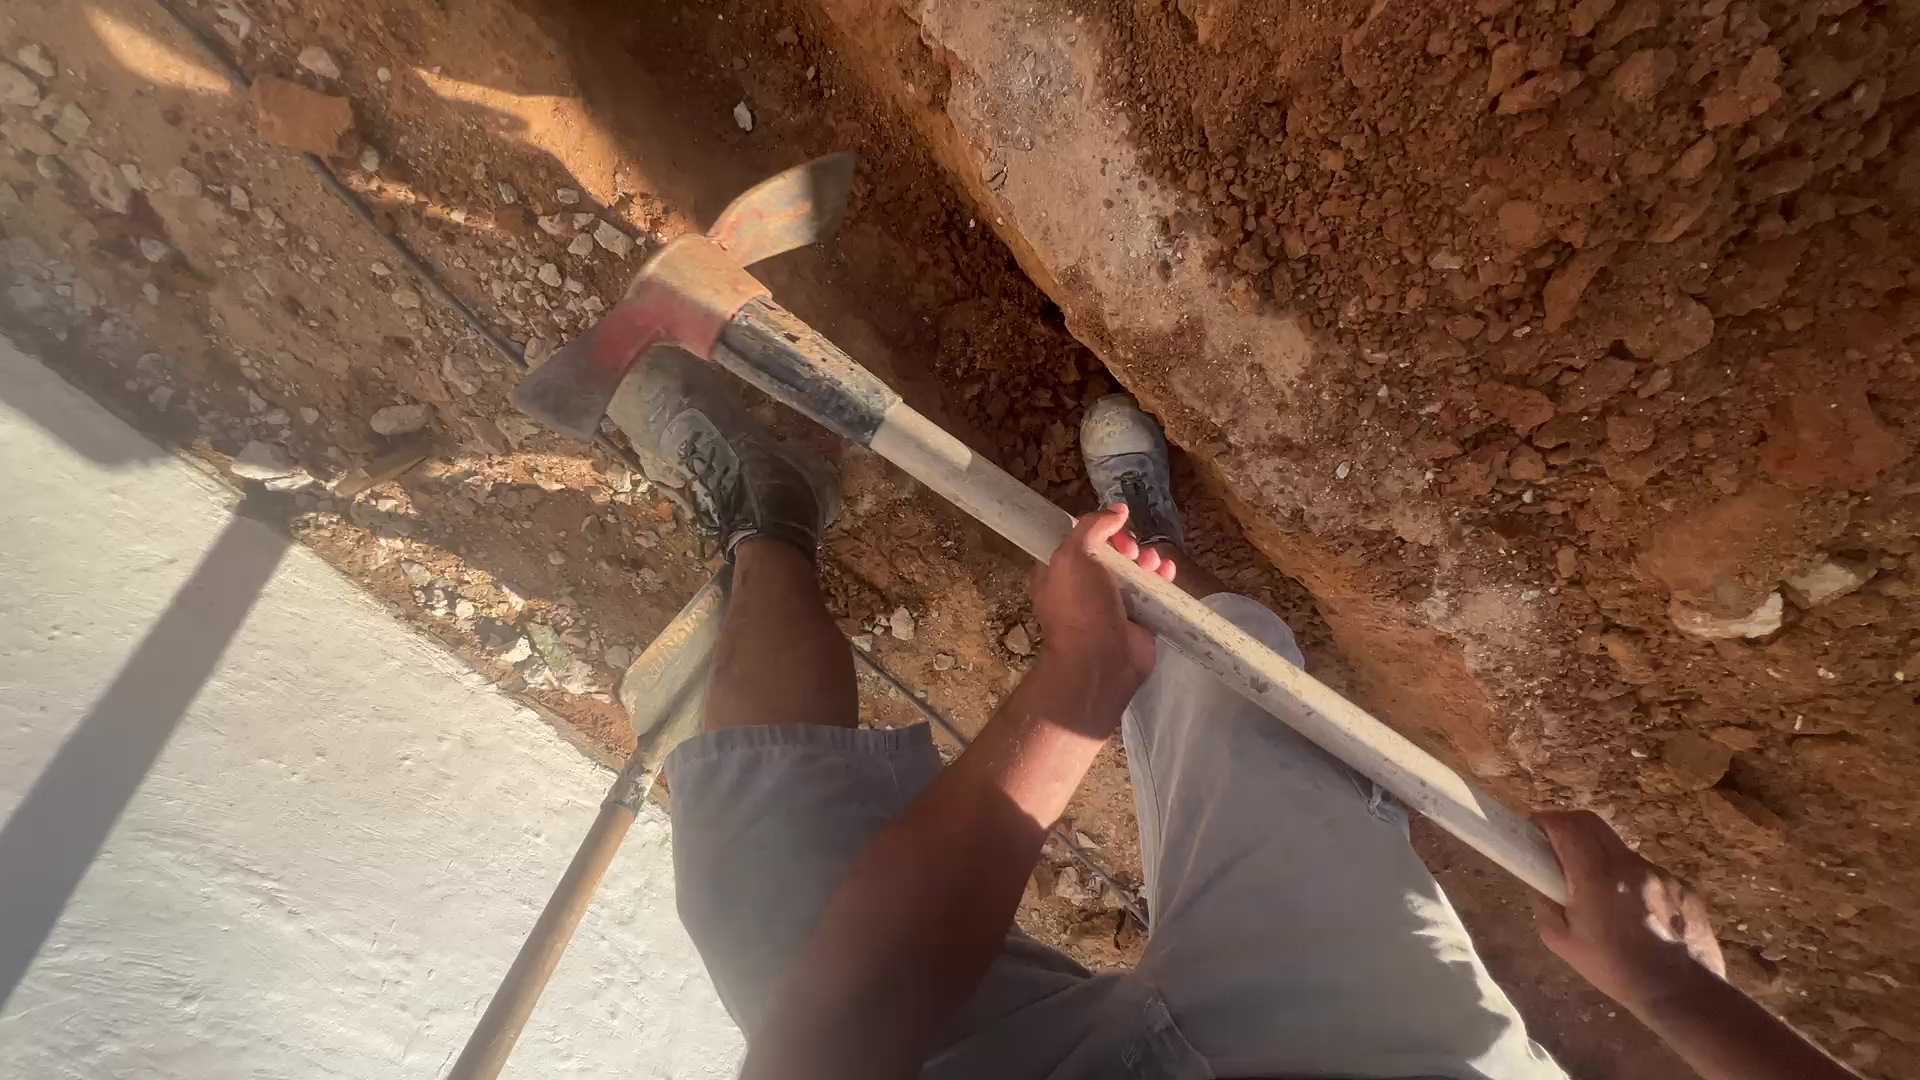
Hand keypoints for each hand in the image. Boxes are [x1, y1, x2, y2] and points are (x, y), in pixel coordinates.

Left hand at [1029, 504, 1169, 706]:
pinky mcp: (1137, 618)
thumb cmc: (1079, 606)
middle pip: (1109, 553)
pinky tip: (1167, 573)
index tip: (1110, 528)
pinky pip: (1152, 591)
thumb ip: (1091, 527)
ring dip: (1146, 559)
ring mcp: (1110, 604)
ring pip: (1133, 570)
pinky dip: (1161, 578)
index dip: (1096, 530)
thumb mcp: (1072, 555)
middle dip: (1125, 544)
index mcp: (1057, 573)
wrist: (1100, 660)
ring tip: (1150, 563)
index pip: (1077, 541)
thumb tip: (1117, 509)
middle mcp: (1082, 588)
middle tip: (1131, 551)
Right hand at [1532, 810, 1726, 1014]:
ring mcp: (1662, 875)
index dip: (1543, 822)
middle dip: (1566, 828)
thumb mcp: (1558, 938)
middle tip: (1557, 851)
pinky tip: (1634, 911)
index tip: (1534, 836)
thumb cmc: (1615, 969)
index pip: (1564, 824)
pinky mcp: (1684, 888)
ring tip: (1601, 893)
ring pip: (1618, 847)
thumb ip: (1542, 899)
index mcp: (1595, 876)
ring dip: (1600, 857)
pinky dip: (1630, 879)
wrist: (1686, 998)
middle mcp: (1630, 866)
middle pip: (1590, 822)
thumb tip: (1539, 877)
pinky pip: (1646, 871)